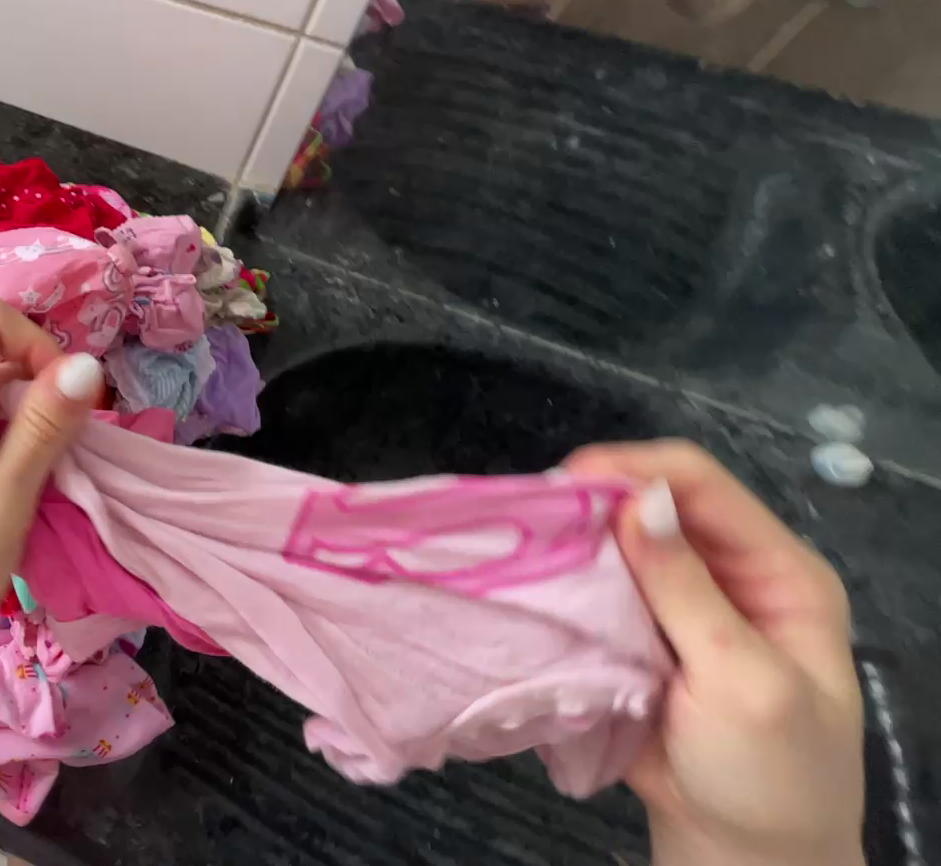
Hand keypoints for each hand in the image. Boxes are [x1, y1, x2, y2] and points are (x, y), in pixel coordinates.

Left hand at [0, 294, 102, 707]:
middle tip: (67, 445)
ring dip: (30, 414)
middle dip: (41, 382)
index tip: (66, 401)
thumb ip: (44, 428)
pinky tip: (19, 482)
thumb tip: (87, 362)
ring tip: (43, 472)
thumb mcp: (4, 504)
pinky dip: (11, 435)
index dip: (36, 343)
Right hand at [564, 440, 863, 865]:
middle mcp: (722, 568)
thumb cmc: (769, 768)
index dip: (633, 469)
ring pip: (612, 532)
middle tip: (531, 513)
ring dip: (569, 531)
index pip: (701, 484)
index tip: (564, 483)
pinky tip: (530, 569)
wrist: (737, 839)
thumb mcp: (742, 681)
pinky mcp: (630, 616)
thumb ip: (689, 591)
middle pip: (649, 497)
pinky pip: (589, 571)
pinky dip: (558, 565)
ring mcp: (672, 592)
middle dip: (590, 496)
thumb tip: (637, 501)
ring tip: (520, 537)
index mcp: (776, 571)